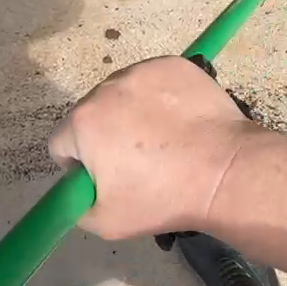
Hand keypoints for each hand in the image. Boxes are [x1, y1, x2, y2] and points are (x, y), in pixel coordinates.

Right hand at [48, 56, 269, 239]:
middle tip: (139, 161)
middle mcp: (107, 86)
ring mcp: (144, 70)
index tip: (107, 177)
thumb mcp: (105, 222)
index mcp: (83, 121)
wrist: (225, 168)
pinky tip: (181, 119)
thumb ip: (76, 206)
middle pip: (92, 113)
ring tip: (164, 138)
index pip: (61, 142)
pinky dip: (161, 96)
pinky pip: (154, 80)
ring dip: (133, 112)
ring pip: (123, 94)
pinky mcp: (174, 63)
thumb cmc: (163, 197)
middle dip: (106, 135)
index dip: (79, 165)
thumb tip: (81, 187)